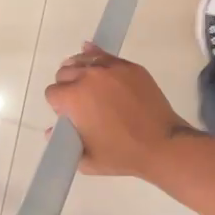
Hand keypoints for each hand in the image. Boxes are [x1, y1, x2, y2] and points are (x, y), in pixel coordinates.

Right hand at [43, 43, 200, 177]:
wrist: (161, 144)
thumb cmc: (121, 154)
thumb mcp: (87, 160)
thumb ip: (64, 143)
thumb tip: (52, 131)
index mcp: (73, 98)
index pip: (52, 93)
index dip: (58, 105)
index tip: (69, 116)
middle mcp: (88, 76)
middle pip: (65, 72)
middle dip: (67, 86)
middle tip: (80, 103)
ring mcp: (111, 68)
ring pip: (83, 59)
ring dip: (79, 70)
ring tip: (88, 85)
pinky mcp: (129, 66)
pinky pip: (105, 55)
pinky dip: (96, 56)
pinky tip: (94, 60)